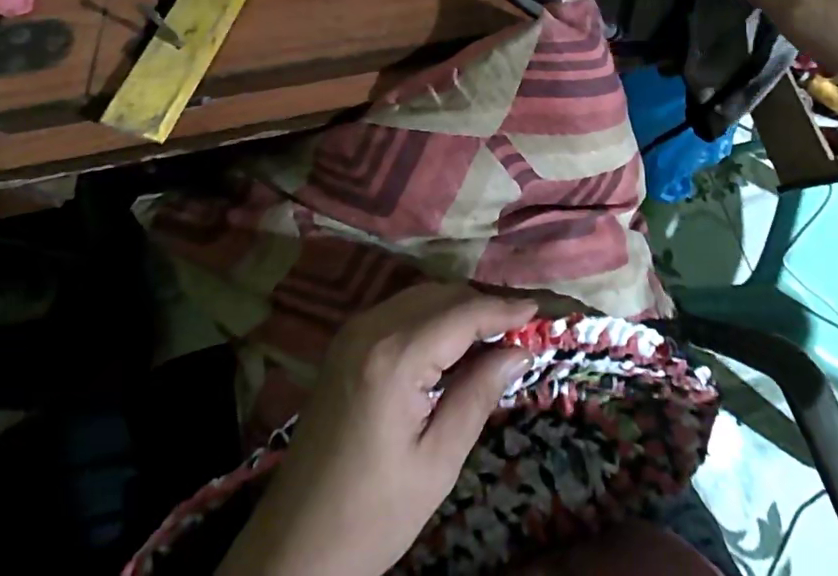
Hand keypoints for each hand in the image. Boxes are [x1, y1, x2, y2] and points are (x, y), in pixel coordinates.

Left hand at [218, 284, 537, 575]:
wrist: (296, 542)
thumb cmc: (374, 511)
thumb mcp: (438, 459)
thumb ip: (478, 393)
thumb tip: (519, 351)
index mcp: (393, 358)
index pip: (461, 313)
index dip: (504, 310)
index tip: (541, 311)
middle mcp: (369, 329)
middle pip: (440, 295)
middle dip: (483, 305)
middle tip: (523, 328)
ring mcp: (351, 334)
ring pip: (419, 298)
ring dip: (459, 308)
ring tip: (497, 334)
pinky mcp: (344, 346)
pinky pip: (399, 312)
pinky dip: (432, 317)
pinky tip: (453, 343)